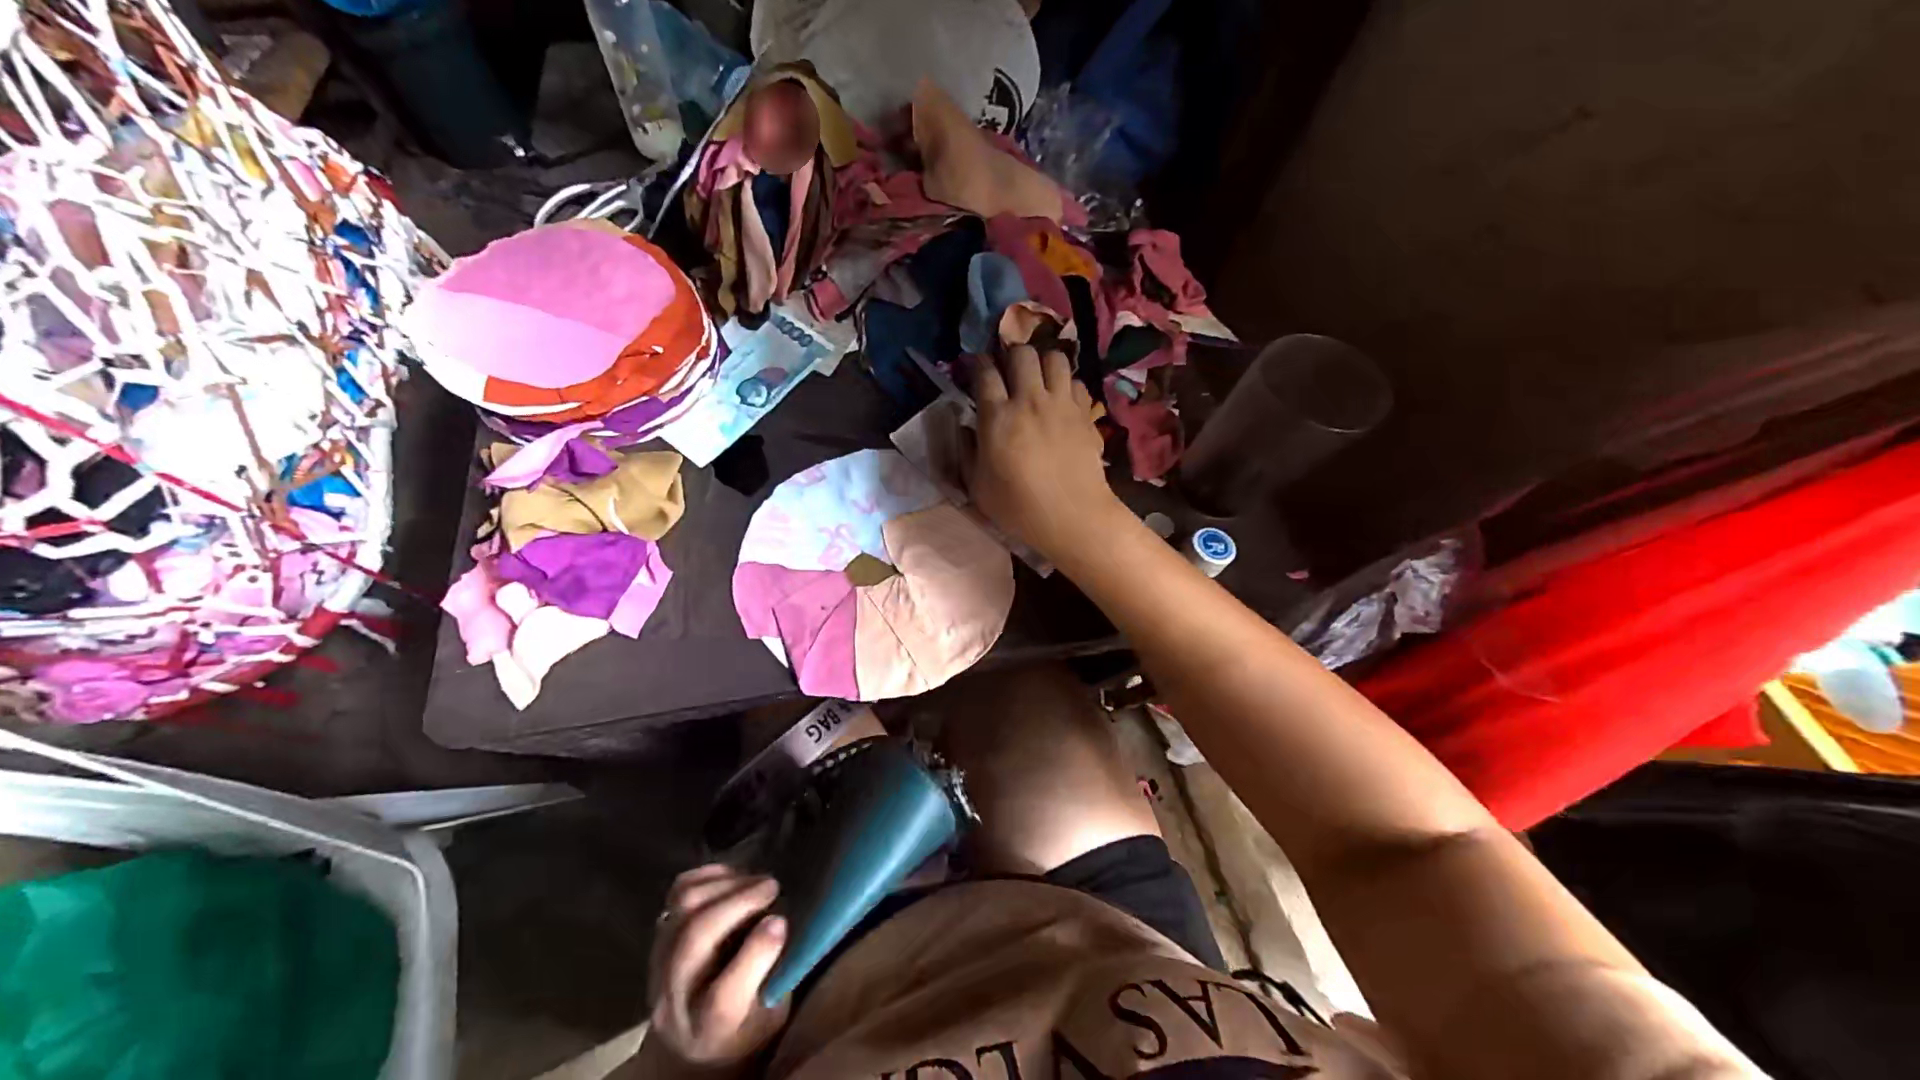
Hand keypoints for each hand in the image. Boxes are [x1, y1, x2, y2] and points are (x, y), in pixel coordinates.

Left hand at [640, 865, 789, 1076]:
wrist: (692, 1044)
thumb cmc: (745, 1027)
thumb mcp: (771, 1016)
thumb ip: (778, 975)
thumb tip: (785, 921)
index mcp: (711, 1031)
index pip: (722, 998)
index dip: (755, 954)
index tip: (782, 922)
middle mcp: (676, 999)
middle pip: (696, 938)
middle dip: (739, 901)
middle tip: (773, 887)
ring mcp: (659, 964)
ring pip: (684, 906)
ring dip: (725, 884)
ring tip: (756, 882)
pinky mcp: (658, 937)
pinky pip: (677, 893)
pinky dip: (709, 876)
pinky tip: (735, 878)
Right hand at [970, 346, 1124, 561]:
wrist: (1072, 517)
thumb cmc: (1018, 508)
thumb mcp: (977, 486)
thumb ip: (966, 451)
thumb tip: (964, 426)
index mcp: (997, 417)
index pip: (985, 372)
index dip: (977, 363)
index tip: (974, 366)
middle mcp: (1030, 400)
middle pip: (1022, 353)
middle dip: (1011, 355)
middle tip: (1008, 371)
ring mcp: (1062, 404)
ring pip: (1055, 358)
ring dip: (1043, 363)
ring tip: (1038, 379)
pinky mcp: (1086, 414)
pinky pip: (1076, 382)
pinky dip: (1067, 385)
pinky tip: (1061, 401)